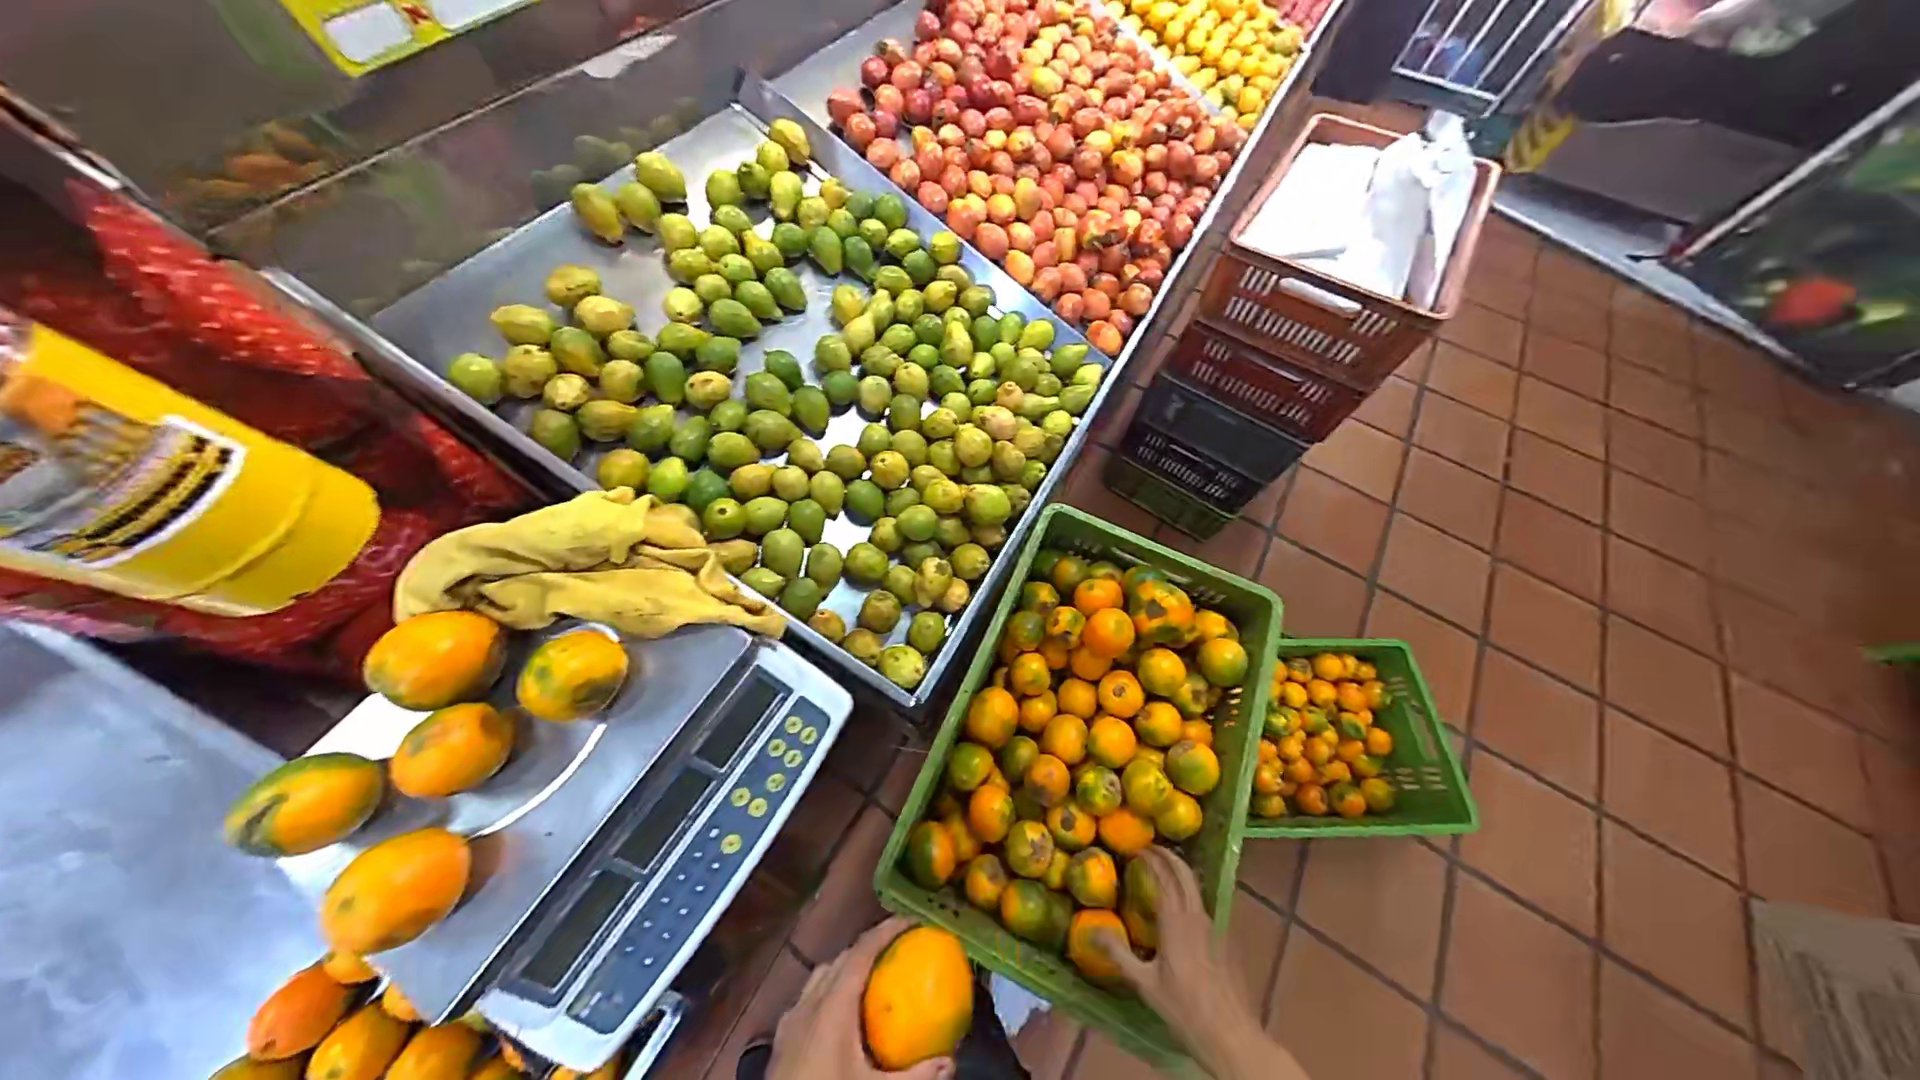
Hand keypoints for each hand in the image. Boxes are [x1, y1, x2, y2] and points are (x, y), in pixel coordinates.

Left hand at [767, 916, 954, 1079]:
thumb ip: (915, 1078)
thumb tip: (951, 1062)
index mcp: (832, 1005)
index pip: (862, 951)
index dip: (887, 930)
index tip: (912, 922)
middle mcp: (809, 1003)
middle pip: (842, 959)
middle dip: (870, 947)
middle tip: (899, 951)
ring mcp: (791, 1020)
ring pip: (821, 977)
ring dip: (847, 969)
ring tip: (872, 981)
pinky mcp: (781, 1040)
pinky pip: (808, 999)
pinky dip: (829, 993)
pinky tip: (842, 1019)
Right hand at [1096, 848, 1308, 1079]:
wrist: (1232, 1036)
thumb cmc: (1184, 1009)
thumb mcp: (1145, 984)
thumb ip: (1119, 955)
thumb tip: (1093, 930)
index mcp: (1176, 922)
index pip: (1164, 878)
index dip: (1151, 859)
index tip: (1137, 849)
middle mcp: (1197, 917)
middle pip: (1185, 874)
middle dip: (1169, 856)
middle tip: (1151, 848)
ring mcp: (1215, 927)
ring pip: (1197, 889)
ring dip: (1180, 873)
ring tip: (1163, 871)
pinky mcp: (1225, 940)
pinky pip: (1204, 906)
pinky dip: (1190, 894)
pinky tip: (1181, 907)